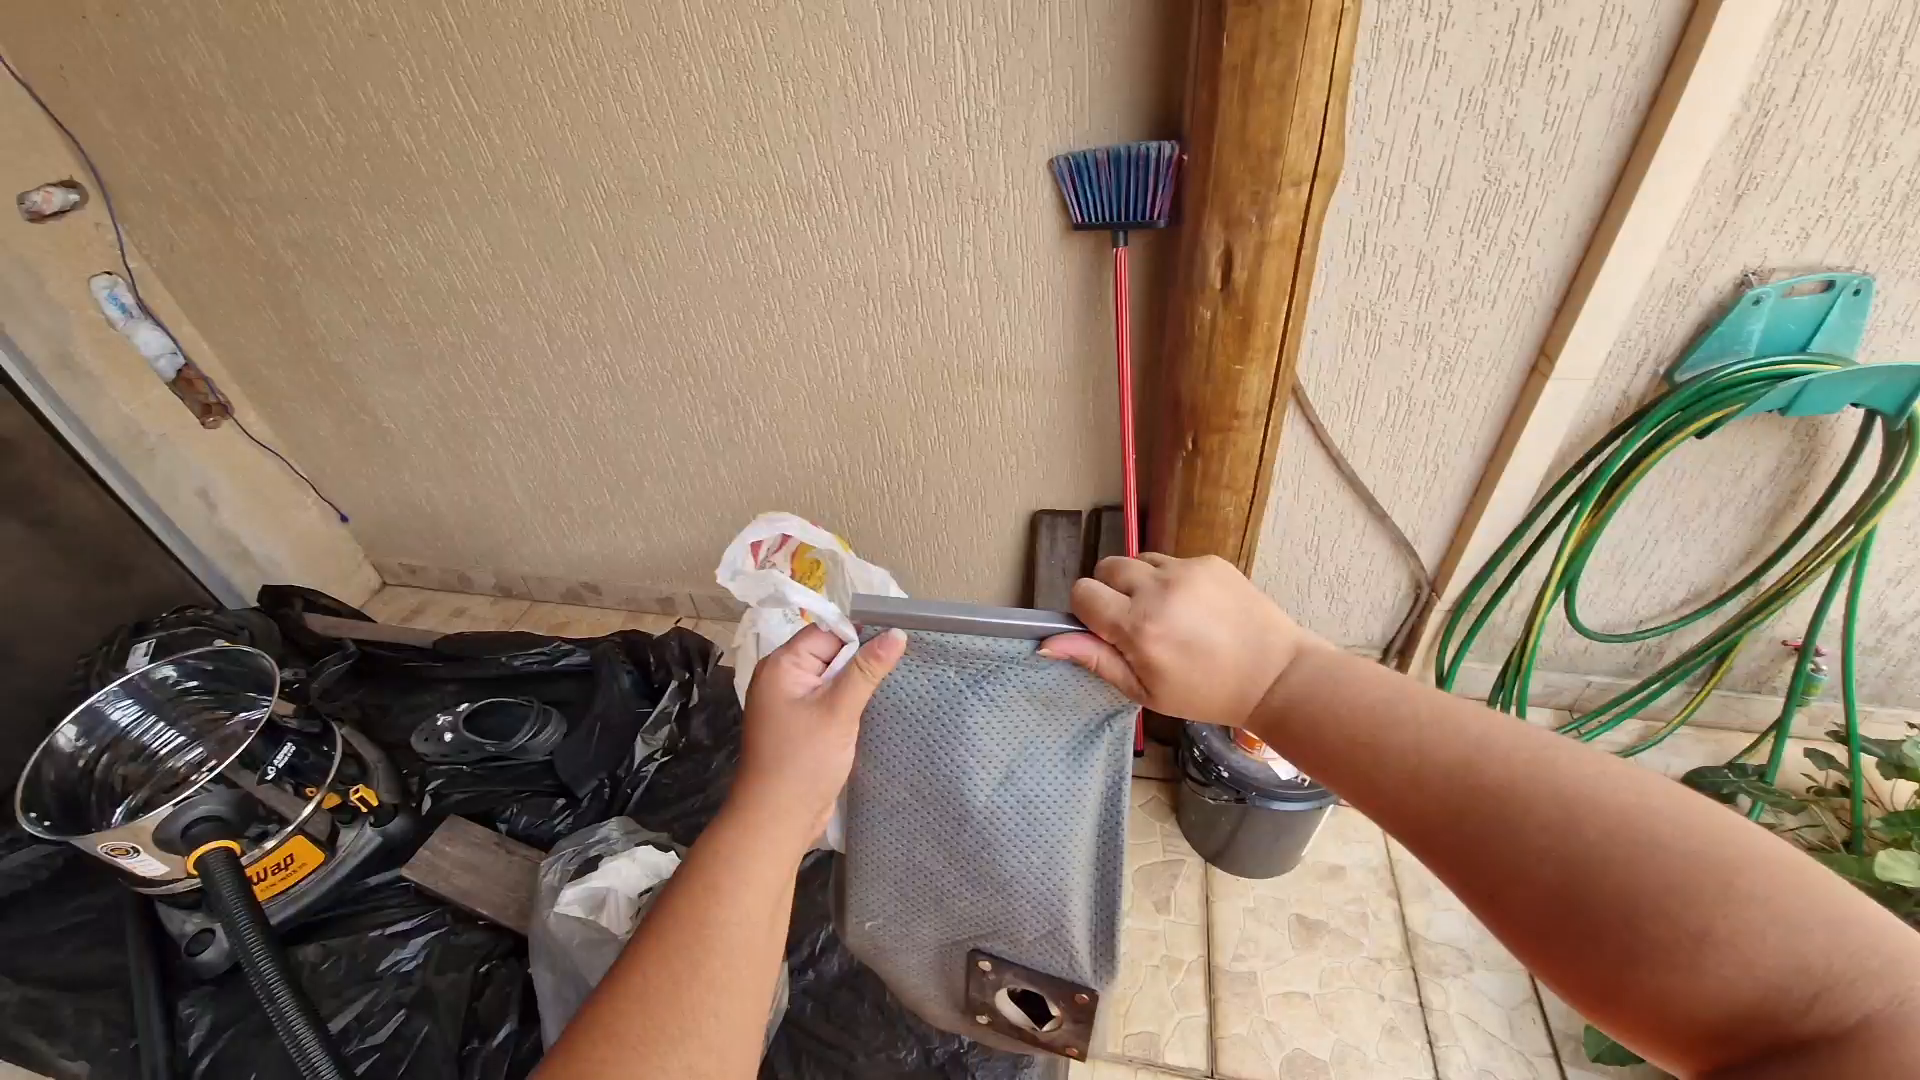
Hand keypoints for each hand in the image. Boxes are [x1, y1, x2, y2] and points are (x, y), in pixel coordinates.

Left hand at [733, 623, 907, 843]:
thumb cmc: (803, 761)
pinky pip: (830, 699)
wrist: (777, 820)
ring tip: (891, 687)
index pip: (826, 632)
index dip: (859, 635)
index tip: (895, 642)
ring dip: (858, 683)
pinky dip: (849, 702)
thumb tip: (897, 633)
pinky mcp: (802, 724)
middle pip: (831, 652)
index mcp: (783, 665)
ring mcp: (791, 702)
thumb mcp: (839, 710)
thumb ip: (867, 669)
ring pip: (833, 677)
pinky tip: (871, 710)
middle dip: (861, 660)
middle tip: (899, 667)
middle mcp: (783, 677)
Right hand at [1039, 553, 1318, 727]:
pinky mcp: (1210, 560)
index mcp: (1138, 627)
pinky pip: (1171, 560)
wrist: (1275, 676)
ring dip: (1140, 582)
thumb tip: (1047, 643)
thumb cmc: (1206, 693)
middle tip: (1136, 621)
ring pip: (1137, 560)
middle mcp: (1158, 590)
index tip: (1107, 630)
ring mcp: (1186, 570)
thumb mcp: (1144, 691)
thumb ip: (1095, 660)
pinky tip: (1194, 607)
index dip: (1088, 612)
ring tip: (1168, 613)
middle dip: (1111, 591)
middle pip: (1106, 567)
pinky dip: (1172, 579)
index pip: (1083, 593)